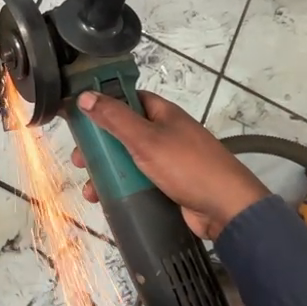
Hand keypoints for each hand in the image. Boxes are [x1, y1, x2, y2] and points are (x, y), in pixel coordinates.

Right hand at [71, 90, 269, 239]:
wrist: (227, 209)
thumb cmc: (187, 166)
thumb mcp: (146, 139)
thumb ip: (114, 117)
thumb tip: (84, 96)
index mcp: (162, 114)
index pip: (127, 98)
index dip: (103, 104)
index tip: (80, 116)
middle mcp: (165, 133)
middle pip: (123, 133)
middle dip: (98, 147)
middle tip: (79, 160)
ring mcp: (168, 161)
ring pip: (127, 161)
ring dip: (106, 172)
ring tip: (89, 188)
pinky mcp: (168, 185)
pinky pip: (138, 182)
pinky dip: (121, 189)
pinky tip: (105, 200)